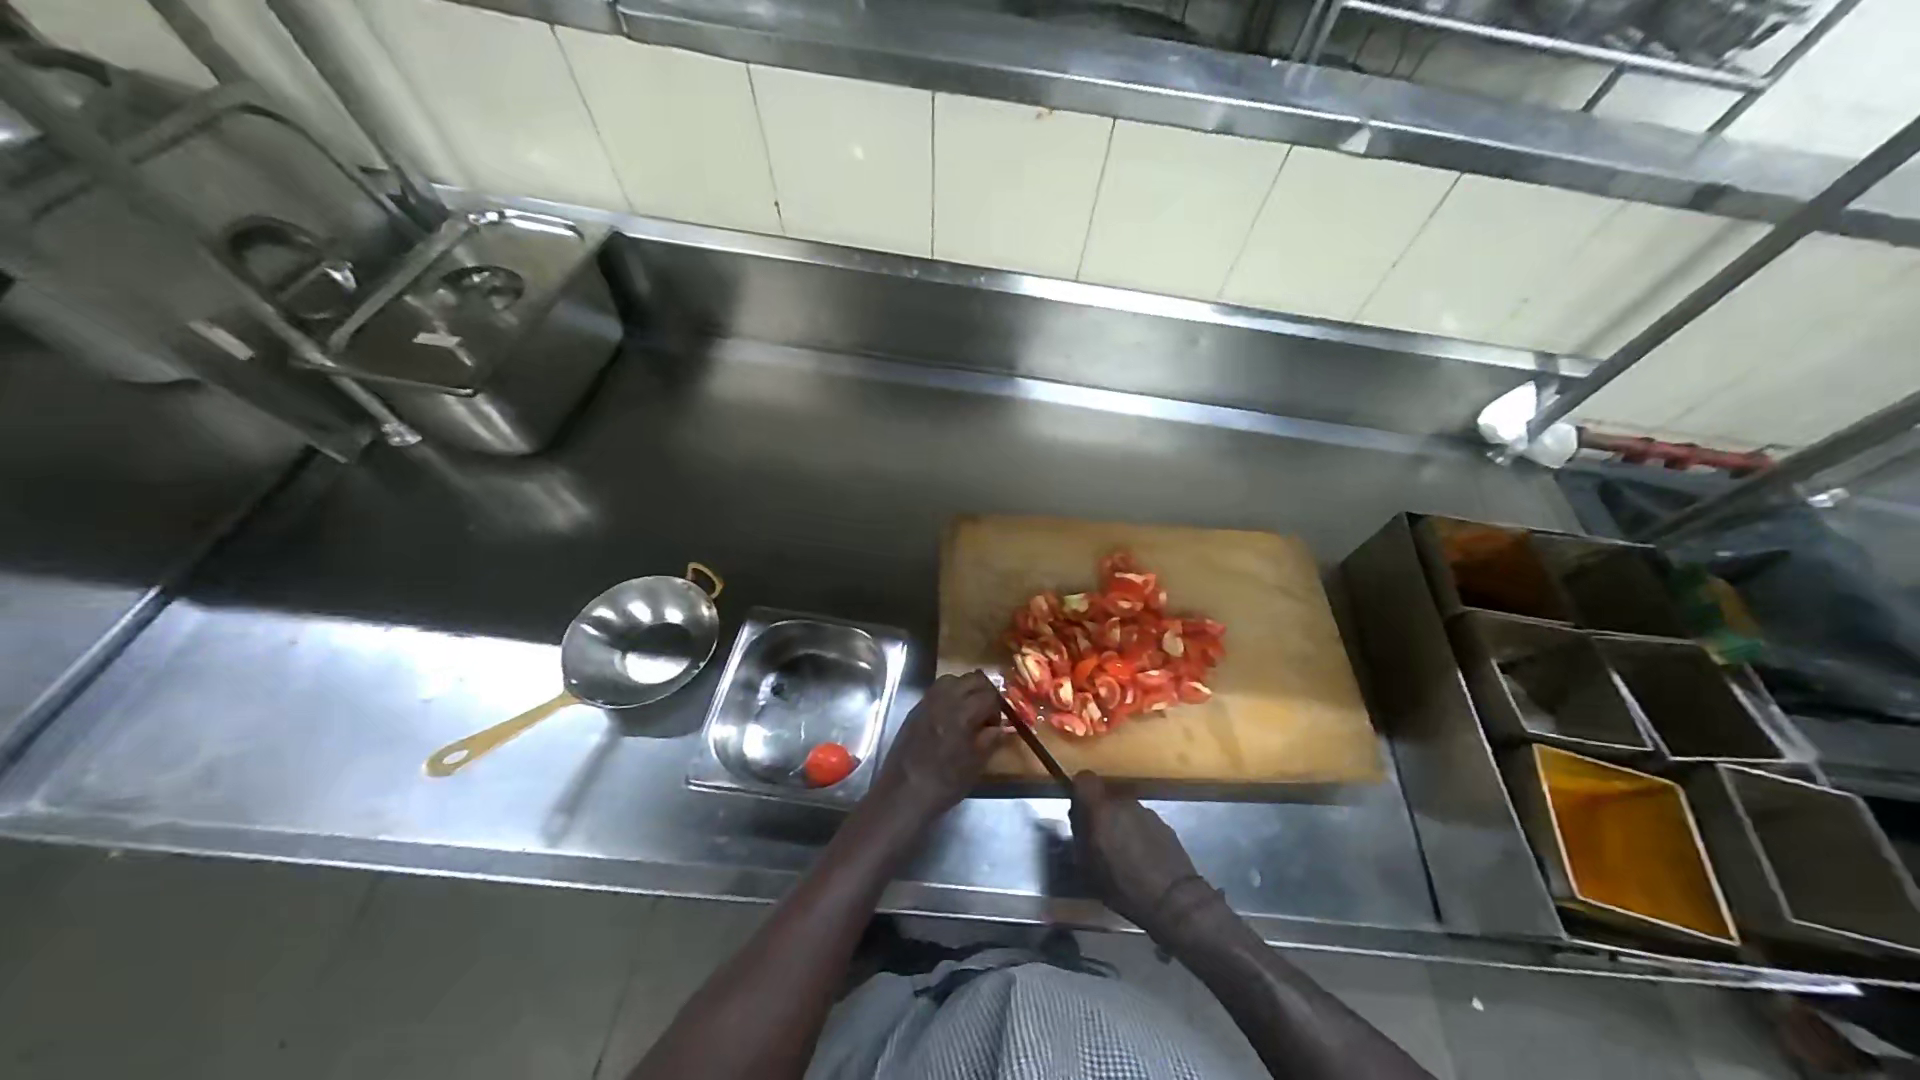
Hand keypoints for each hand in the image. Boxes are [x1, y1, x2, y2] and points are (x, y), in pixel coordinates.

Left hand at [866, 672, 1004, 825]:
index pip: (989, 695)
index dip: (998, 708)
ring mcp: (926, 703)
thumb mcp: (974, 767)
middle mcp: (944, 701)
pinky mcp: (914, 710)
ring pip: (952, 679)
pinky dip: (948, 694)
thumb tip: (1002, 728)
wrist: (903, 793)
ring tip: (969, 710)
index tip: (996, 725)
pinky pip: (935, 691)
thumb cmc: (943, 784)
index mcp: (962, 715)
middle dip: (985, 691)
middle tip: (987, 712)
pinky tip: (950, 715)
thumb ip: (990, 741)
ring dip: (965, 688)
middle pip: (971, 679)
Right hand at [1070, 771, 1219, 937]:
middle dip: (1101, 814)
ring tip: (1123, 854)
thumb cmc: (1123, 885)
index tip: (1080, 811)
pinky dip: (1138, 834)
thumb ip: (1080, 835)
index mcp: (1101, 809)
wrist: (1173, 899)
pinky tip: (1142, 859)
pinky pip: (1142, 823)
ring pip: (1125, 811)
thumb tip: (1079, 817)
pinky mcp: (1164, 825)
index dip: (1080, 790)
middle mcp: (1124, 803)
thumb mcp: (1087, 866)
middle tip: (1100, 841)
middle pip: (1106, 798)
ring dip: (1120, 825)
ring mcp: (1146, 812)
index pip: (1085, 778)